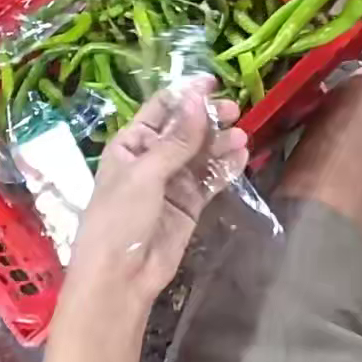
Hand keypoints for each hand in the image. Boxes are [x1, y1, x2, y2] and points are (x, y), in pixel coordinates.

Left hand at [64, 77, 248, 314]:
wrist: (120, 278)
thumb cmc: (120, 219)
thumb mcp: (145, 174)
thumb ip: (177, 139)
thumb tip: (198, 99)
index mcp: (131, 144)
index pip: (161, 109)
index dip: (185, 95)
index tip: (212, 83)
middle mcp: (153, 158)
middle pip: (186, 129)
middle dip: (208, 118)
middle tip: (234, 111)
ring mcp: (173, 181)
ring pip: (202, 153)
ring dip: (220, 142)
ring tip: (241, 136)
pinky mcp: (189, 204)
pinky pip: (210, 179)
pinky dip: (225, 167)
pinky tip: (242, 156)